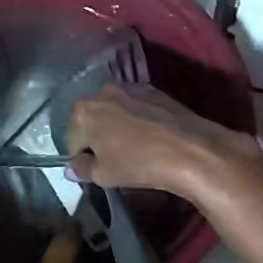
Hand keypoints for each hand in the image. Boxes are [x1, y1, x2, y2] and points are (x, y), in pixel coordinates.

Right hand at [64, 83, 262, 200]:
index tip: (96, 169)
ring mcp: (129, 87)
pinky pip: (133, 106)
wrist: (190, 150)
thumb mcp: (103, 175)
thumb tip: (73, 167)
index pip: (72, 140)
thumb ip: (82, 169)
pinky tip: (149, 136)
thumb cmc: (138, 164)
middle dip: (96, 137)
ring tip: (133, 147)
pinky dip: (135, 118)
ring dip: (115, 126)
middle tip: (113, 159)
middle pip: (90, 120)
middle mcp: (101, 92)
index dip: (82, 158)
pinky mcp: (153, 89)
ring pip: (112, 111)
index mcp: (82, 112)